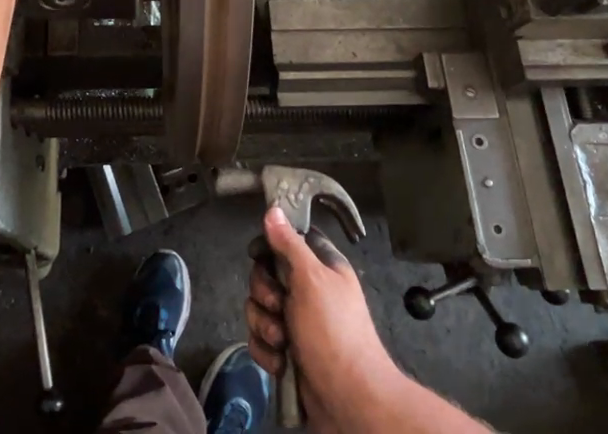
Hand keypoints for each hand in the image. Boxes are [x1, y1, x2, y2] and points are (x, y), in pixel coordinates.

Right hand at [245, 207, 397, 428]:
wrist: (348, 399)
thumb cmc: (333, 332)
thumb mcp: (312, 280)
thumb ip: (289, 244)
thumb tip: (273, 208)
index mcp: (322, 268)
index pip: (288, 241)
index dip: (270, 246)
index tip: (259, 256)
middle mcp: (309, 291)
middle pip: (266, 276)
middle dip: (264, 294)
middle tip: (279, 306)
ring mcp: (298, 323)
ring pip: (260, 309)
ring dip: (264, 327)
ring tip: (282, 342)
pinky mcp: (288, 351)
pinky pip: (261, 340)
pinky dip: (267, 352)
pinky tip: (281, 362)